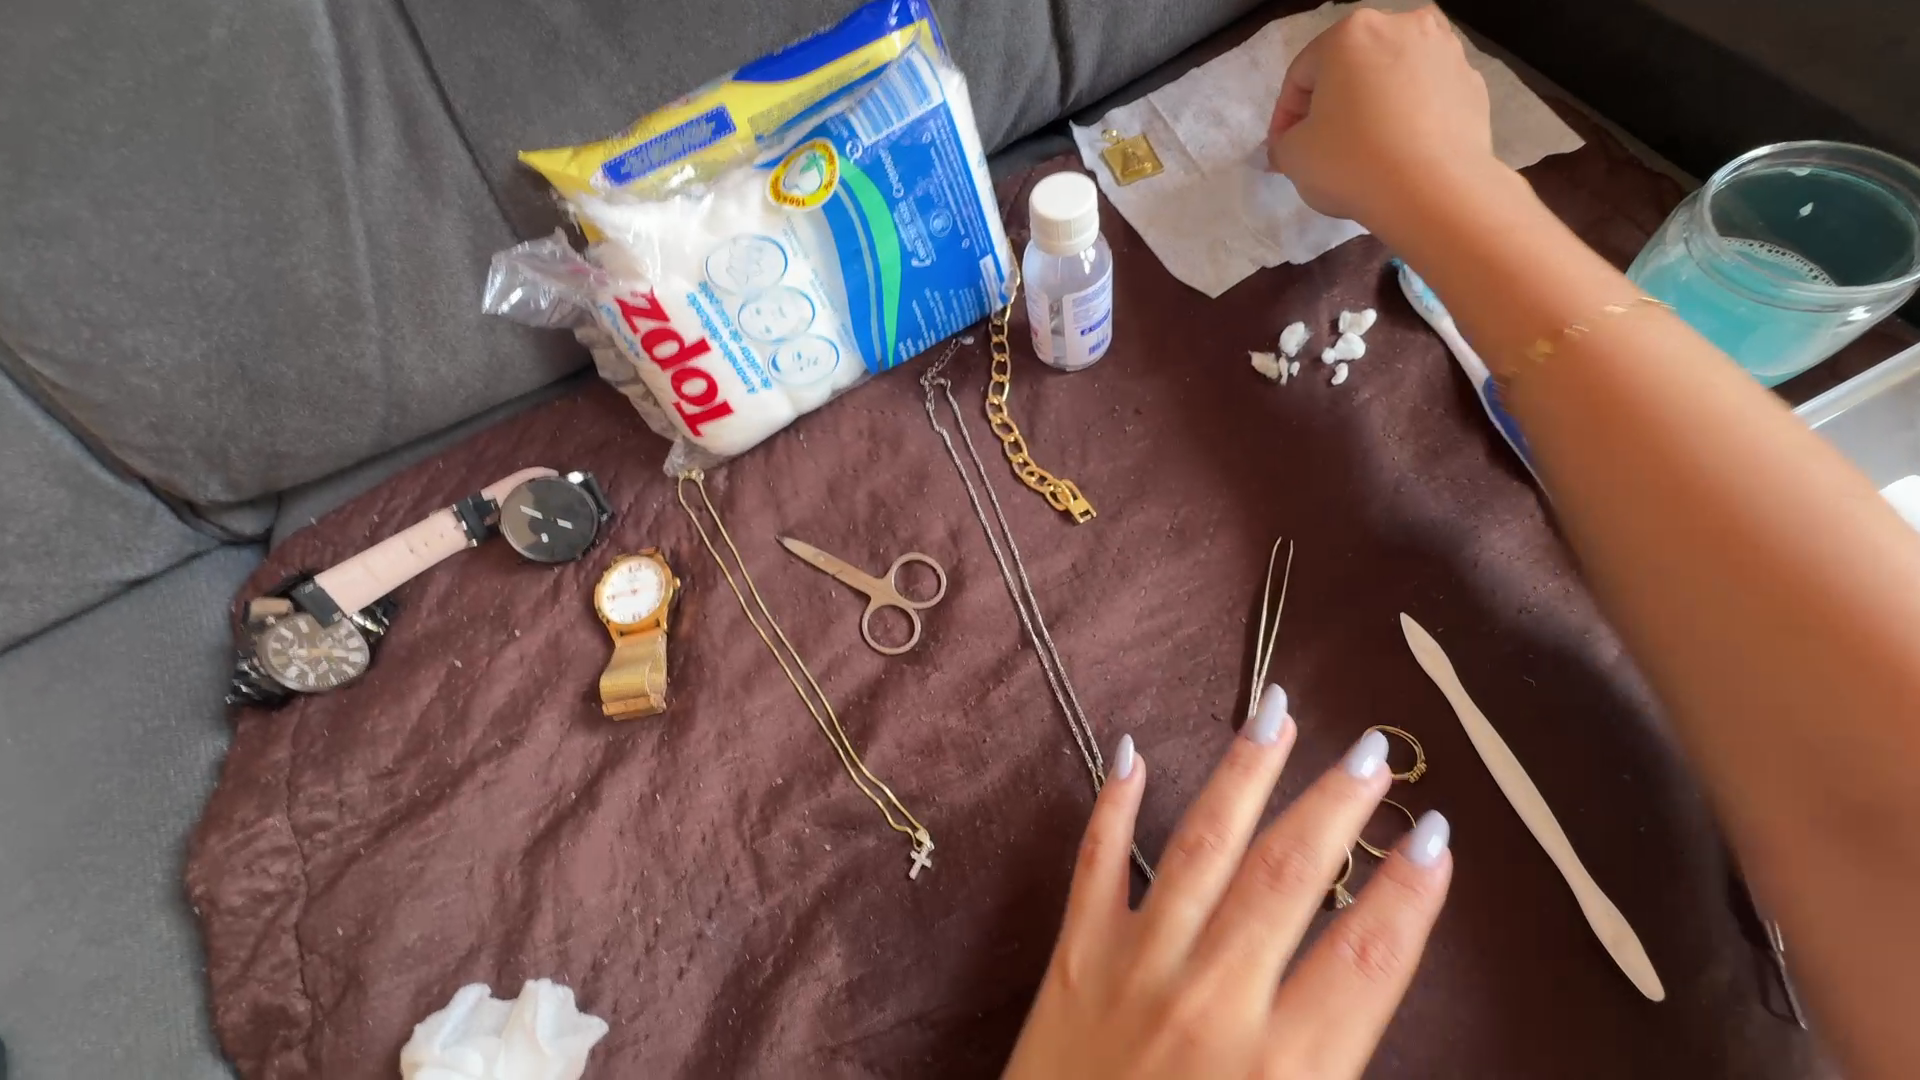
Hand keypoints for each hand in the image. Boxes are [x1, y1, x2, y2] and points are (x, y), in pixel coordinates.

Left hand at [1004, 686, 1452, 1078]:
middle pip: (1288, 876)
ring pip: (1202, 846)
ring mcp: (1137, 964)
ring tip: (1274, 713)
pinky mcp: (1076, 954)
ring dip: (1243, 774)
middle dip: (1334, 805)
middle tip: (1367, 747)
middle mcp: (1213, 999)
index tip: (1437, 829)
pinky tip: (1132, 749)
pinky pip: (1096, 862)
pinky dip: (1114, 804)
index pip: (1367, 955)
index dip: (1411, 890)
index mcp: (1286, 1070)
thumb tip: (1374, 984)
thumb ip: (1339, 1068)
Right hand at [1266, 6, 1496, 227]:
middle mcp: (1401, 26)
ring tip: (1361, 150)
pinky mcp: (1470, 81)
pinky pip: (1423, 97)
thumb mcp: (1292, 156)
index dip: (1283, 117)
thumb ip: (1283, 143)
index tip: (1280, 150)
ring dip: (1369, 108)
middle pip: (1349, 69)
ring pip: (1389, 78)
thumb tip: (1289, 143)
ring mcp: (1444, 49)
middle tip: (1318, 148)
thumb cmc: (1350, 162)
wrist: (1432, 189)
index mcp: (1351, 34)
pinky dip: (1405, 117)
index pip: (1300, 74)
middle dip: (1329, 106)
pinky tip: (1396, 152)